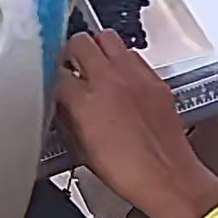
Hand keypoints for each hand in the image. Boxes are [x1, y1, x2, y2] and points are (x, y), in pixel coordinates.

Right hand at [55, 30, 217, 217]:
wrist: (168, 178)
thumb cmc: (128, 172)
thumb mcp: (82, 149)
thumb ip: (68, 118)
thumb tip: (61, 104)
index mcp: (86, 103)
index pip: (55, 72)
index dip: (49, 75)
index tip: (49, 81)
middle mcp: (110, 82)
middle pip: (80, 42)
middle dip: (70, 53)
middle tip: (70, 66)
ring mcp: (135, 76)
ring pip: (108, 39)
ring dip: (98, 50)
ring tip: (95, 67)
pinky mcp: (155, 79)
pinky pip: (133, 56)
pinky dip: (122, 61)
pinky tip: (120, 80)